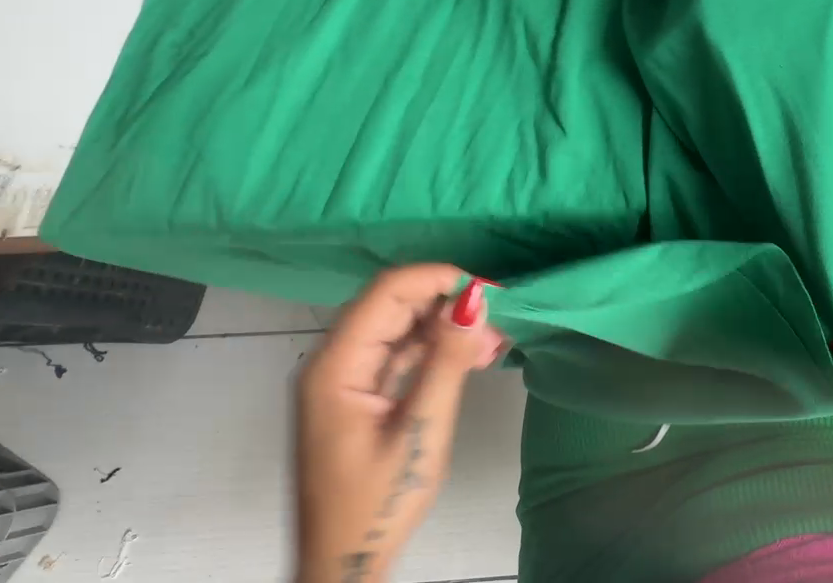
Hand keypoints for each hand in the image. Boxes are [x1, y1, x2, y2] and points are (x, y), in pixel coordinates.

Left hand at [293, 266, 504, 582]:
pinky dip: (435, 349)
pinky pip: (399, 352)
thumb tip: (476, 299)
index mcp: (335, 366)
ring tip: (494, 341)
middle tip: (499, 319)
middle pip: (393, 305)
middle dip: (448, 302)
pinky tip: (472, 356)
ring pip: (400, 326)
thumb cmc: (377, 504)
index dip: (438, 279)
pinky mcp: (359, 395)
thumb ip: (447, 360)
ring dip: (447, 326)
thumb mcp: (421, 429)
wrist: (343, 567)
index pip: (387, 292)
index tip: (489, 290)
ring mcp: (345, 378)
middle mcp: (333, 362)